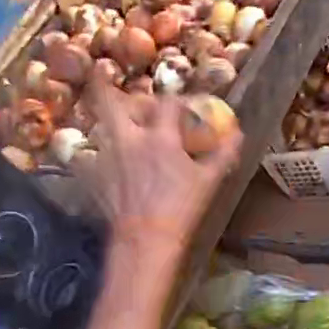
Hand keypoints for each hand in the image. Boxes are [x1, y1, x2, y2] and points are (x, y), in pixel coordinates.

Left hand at [79, 89, 240, 274]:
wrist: (146, 239)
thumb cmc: (181, 209)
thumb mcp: (209, 182)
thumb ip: (223, 154)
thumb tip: (238, 135)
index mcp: (160, 137)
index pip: (168, 103)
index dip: (177, 101)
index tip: (183, 108)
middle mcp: (130, 140)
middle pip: (112, 101)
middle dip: (111, 89)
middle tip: (125, 96)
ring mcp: (109, 157)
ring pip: (100, 127)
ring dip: (109, 123)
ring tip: (118, 127)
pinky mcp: (97, 177)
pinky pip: (90, 158)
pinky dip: (97, 155)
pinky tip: (106, 161)